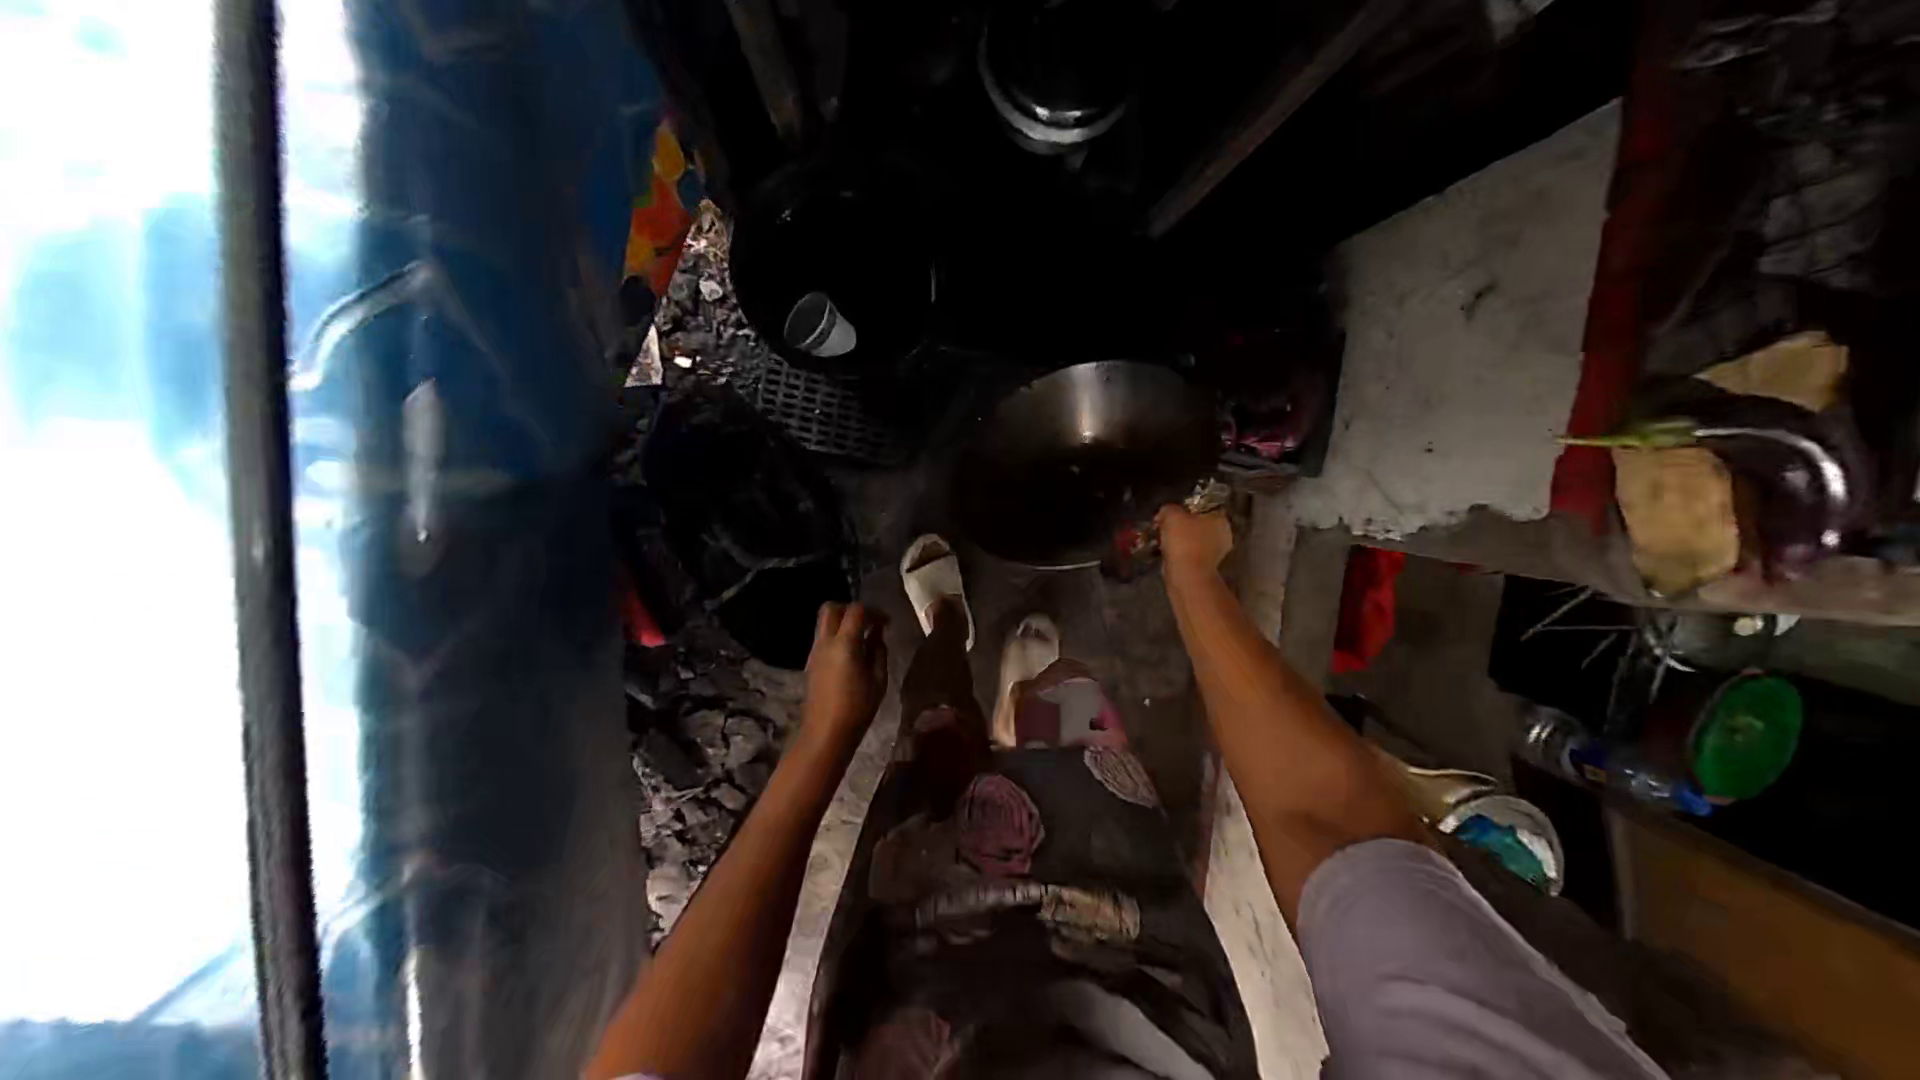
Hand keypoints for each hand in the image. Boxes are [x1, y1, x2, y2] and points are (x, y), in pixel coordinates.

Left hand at [802, 602, 889, 742]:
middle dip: (850, 609)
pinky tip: (851, 653)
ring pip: (823, 622)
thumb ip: (878, 652)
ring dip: (841, 622)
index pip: (856, 610)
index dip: (874, 612)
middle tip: (868, 622)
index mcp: (844, 643)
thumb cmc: (858, 709)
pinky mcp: (811, 663)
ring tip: (861, 638)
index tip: (886, 623)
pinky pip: (822, 638)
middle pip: (831, 608)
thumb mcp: (879, 680)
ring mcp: (814, 652)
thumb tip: (876, 636)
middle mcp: (825, 642)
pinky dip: (836, 636)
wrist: (825, 733)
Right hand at [1156, 504, 1231, 578]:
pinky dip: (1181, 555)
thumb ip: (1169, 509)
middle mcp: (1224, 536)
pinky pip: (1191, 555)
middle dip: (1183, 527)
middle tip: (1165, 528)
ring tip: (1163, 542)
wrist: (1186, 575)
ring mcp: (1217, 554)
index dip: (1186, 509)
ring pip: (1194, 541)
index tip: (1172, 515)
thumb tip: (1165, 513)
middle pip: (1199, 525)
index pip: (1204, 508)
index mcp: (1221, 520)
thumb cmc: (1184, 541)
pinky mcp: (1207, 568)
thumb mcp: (1171, 515)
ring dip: (1181, 542)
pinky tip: (1169, 555)